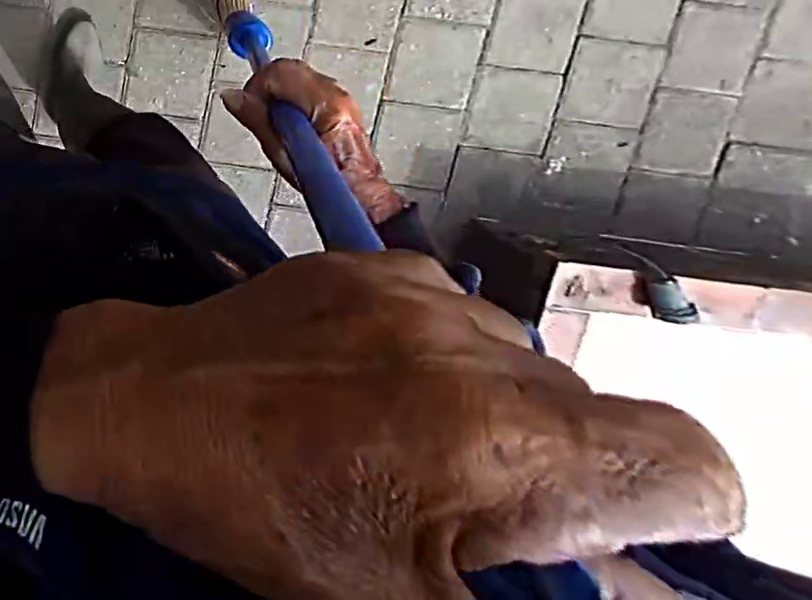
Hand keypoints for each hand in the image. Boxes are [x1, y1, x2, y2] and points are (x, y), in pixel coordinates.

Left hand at [30, 252, 743, 599]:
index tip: (591, 530)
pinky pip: (437, 300)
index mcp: (496, 439)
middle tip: (462, 486)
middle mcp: (459, 345)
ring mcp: (393, 289)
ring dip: (487, 394)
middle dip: (555, 458)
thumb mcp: (407, 593)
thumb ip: (537, 592)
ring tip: (399, 423)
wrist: (138, 398)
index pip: (691, 463)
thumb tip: (614, 571)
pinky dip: (428, 339)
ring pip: (512, 351)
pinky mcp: (340, 262)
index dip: (667, 510)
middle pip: (590, 407)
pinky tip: (363, 368)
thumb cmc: (252, 506)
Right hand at [220, 59, 405, 223]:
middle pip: (288, 68)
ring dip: (280, 92)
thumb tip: (232, 95)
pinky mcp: (341, 101)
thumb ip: (255, 117)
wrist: (358, 190)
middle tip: (262, 111)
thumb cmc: (322, 178)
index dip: (257, 87)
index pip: (278, 72)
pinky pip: (307, 85)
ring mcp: (341, 96)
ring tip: (278, 120)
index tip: (253, 107)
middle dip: (266, 85)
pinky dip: (292, 96)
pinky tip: (292, 120)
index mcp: (323, 105)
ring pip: (297, 74)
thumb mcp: (278, 151)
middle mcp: (336, 94)